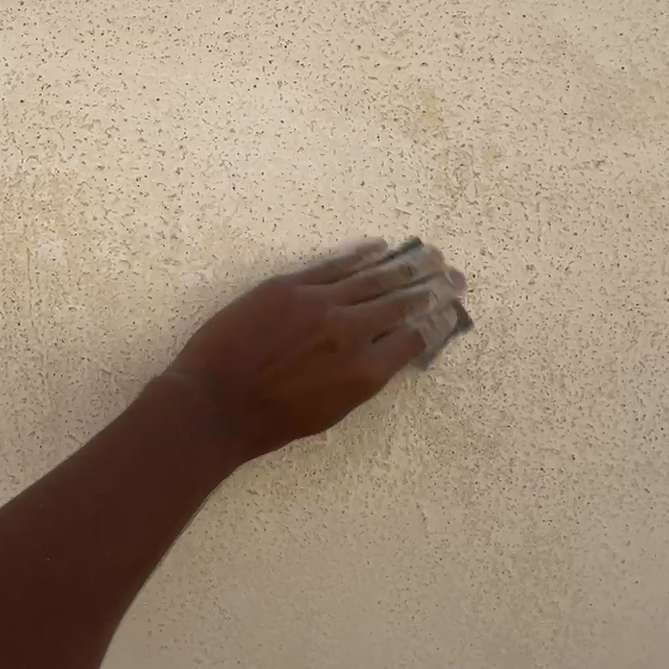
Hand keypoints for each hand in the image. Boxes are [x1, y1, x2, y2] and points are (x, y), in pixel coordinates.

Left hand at [160, 239, 467, 462]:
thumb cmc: (269, 421)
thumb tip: (384, 353)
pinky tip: (378, 247)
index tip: (452, 308)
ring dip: (406, 264)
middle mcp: (351, 333)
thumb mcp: (330, 411)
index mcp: (365, 373)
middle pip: (403, 302)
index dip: (437, 321)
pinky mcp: (288, 286)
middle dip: (434, 287)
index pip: (416, 338)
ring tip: (429, 253)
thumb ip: (362, 378)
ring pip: (373, 277)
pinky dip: (359, 254)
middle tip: (454, 273)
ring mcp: (319, 304)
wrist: (213, 403)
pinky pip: (333, 265)